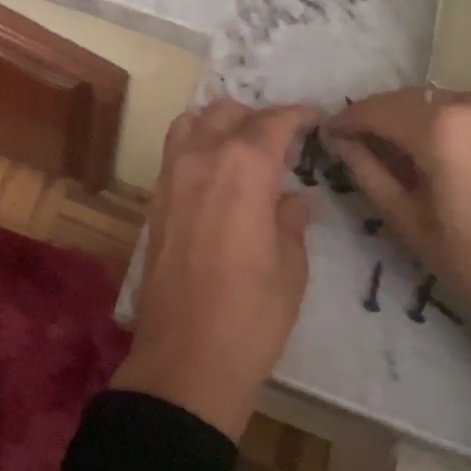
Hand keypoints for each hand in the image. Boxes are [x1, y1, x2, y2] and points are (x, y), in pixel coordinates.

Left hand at [113, 99, 318, 439]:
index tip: (315, 118)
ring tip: (244, 147)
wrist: (186, 358)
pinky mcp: (155, 200)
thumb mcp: (291, 266)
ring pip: (193, 122)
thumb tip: (292, 200)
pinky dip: (196, 144)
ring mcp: (172, 176)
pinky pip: (175, 150)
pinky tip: (217, 171)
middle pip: (229, 112)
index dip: (298, 115)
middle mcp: (202, 157)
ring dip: (220, 123)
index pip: (274, 121)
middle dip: (258, 117)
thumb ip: (291, 220)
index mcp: (244, 166)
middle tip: (283, 140)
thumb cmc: (252, 313)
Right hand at [323, 90, 470, 364]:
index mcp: (442, 129)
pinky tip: (458, 159)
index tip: (331, 135)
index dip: (349, 120)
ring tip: (414, 157)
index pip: (378, 109)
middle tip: (366, 148)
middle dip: (385, 120)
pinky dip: (460, 126)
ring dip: (423, 121)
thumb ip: (369, 173)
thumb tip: (340, 141)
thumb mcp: (410, 225)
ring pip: (448, 103)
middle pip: (413, 100)